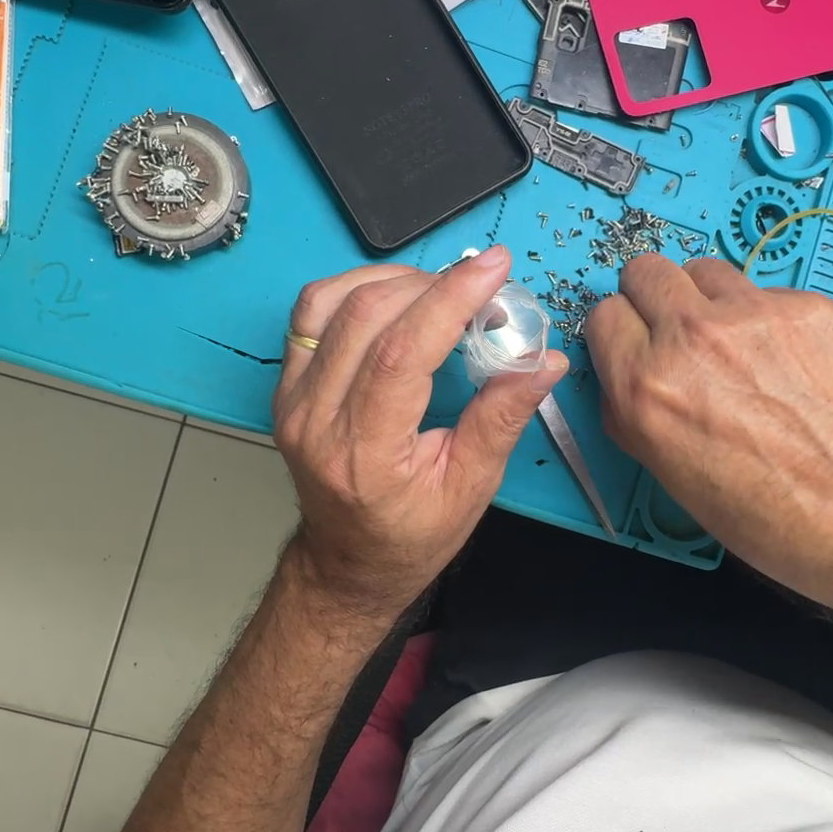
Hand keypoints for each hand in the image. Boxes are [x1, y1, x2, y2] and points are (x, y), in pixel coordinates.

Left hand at [273, 247, 567, 616]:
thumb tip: (546, 358)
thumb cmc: (412, 536)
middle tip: (482, 288)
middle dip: (433, 283)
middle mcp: (316, 419)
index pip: (403, 352)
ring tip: (441, 290)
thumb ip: (503, 418)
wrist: (346, 564)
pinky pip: (312, 312)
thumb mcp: (470, 489)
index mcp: (365, 453)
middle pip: (367, 316)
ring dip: (394, 280)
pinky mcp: (286, 385)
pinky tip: (395, 297)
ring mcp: (291, 398)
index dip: (451, 299)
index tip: (494, 267)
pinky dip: (356, 288)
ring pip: (332, 301)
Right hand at [584, 254, 832, 632]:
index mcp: (645, 388)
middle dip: (652, 298)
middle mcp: (691, 341)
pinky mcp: (804, 307)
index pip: (603, 314)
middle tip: (673, 328)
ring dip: (704, 297)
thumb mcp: (669, 475)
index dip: (619, 333)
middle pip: (644, 271)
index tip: (633, 341)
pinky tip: (781, 357)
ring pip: (701, 268)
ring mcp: (751, 317)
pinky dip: (762, 314)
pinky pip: (761, 288)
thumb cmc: (774, 517)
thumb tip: (625, 375)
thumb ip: (633, 411)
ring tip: (729, 341)